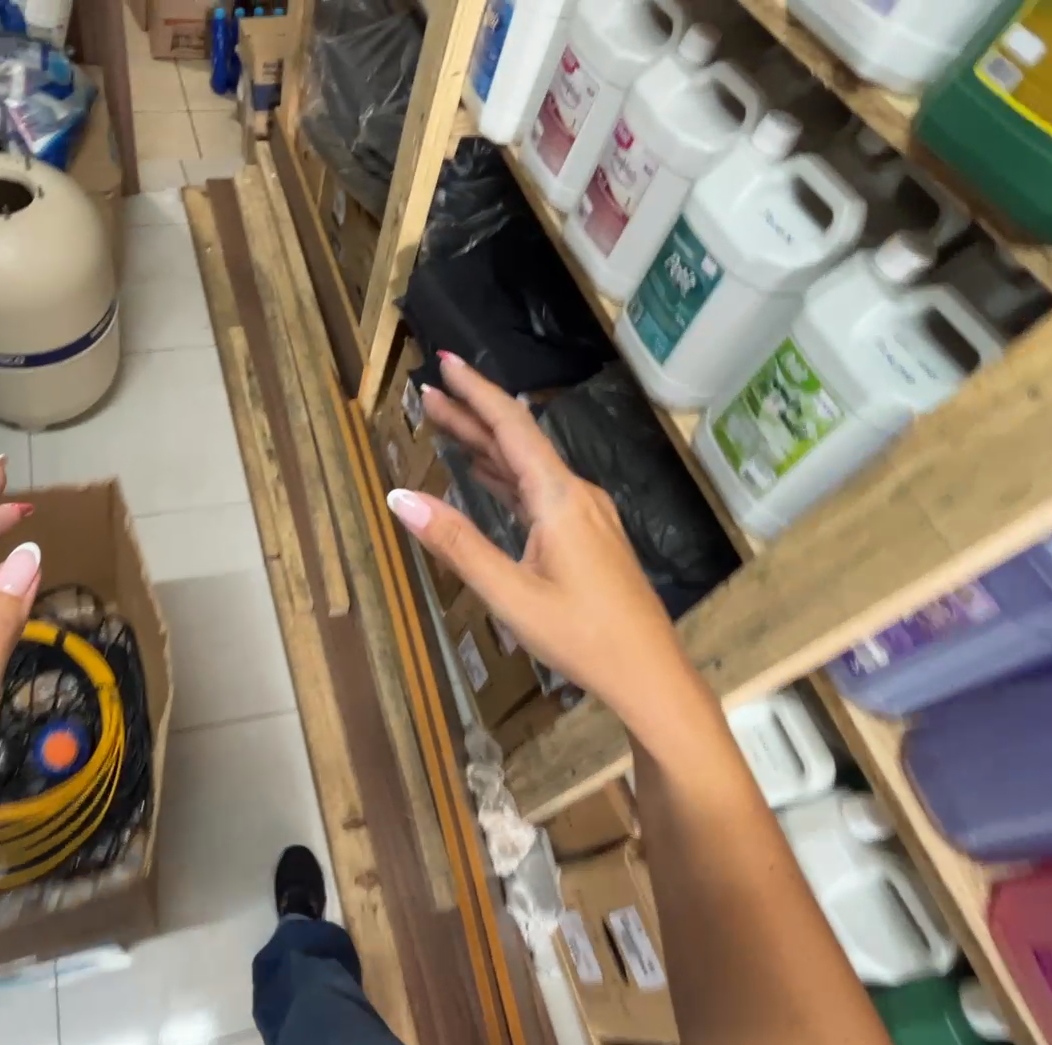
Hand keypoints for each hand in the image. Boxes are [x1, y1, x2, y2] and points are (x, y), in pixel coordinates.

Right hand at [386, 354, 689, 725]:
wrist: (650, 674)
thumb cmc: (581, 636)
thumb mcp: (510, 594)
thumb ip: (456, 544)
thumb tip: (401, 498)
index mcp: (559, 498)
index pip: (511, 426)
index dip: (476, 392)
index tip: (445, 363)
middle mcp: (575, 494)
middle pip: (517, 441)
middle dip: (471, 414)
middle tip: (428, 393)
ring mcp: (586, 514)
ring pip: (527, 467)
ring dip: (485, 446)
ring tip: (445, 427)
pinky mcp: (588, 535)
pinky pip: (538, 491)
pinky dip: (506, 476)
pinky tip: (487, 476)